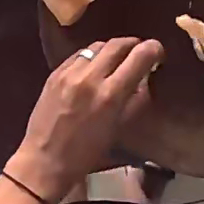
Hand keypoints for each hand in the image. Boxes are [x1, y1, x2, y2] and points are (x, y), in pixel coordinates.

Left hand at [6, 37, 162, 202]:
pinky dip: (92, 57)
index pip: (139, 56)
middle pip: (118, 44)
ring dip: (112, 49)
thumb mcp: (119, 127)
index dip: (154, 49)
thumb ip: (135, 99)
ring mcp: (69, 73)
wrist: (46, 159)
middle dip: (134, 44)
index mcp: (110, 95)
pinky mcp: (54, 74)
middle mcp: (90, 78)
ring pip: (97, 46)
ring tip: (117, 58)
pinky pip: (79, 55)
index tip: (158, 52)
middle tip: (140, 51)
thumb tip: (146, 76)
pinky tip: (94, 66)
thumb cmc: (87, 152)